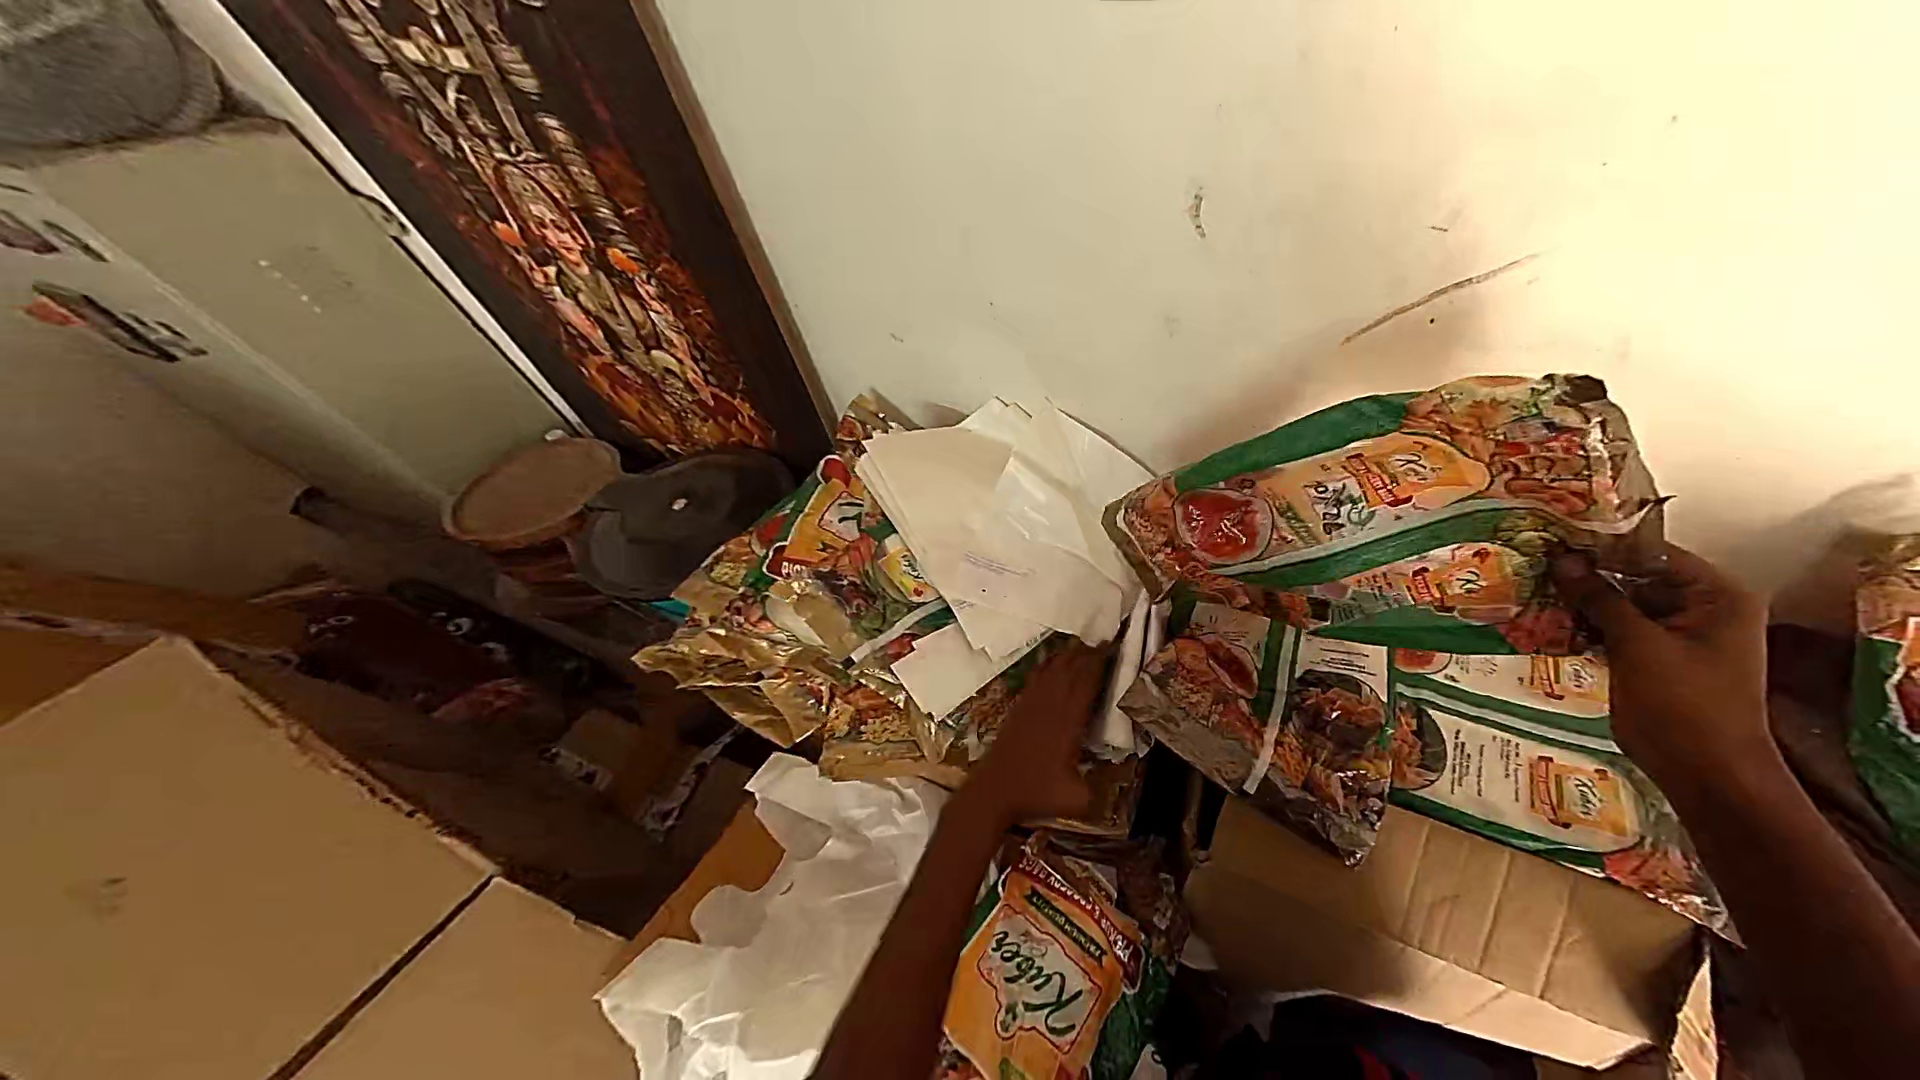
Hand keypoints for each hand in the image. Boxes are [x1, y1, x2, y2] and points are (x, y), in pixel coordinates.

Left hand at [963, 641, 1109, 826]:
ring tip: (1081, 645)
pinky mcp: (1017, 710)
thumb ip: (1097, 787)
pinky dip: (1045, 666)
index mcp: (1067, 723)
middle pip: (1069, 671)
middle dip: (1086, 654)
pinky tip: (1050, 661)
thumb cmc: (1035, 794)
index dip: (1098, 665)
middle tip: (1102, 643)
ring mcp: (1030, 706)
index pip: (1085, 684)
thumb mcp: (1077, 799)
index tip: (1112, 649)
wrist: (994, 791)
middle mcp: (1049, 708)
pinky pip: (1034, 679)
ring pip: (1051, 672)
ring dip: (1066, 656)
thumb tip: (1114, 778)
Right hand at [1551, 544, 1773, 790]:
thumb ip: (1599, 598)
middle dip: (1583, 571)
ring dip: (1574, 597)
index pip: (1653, 553)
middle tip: (1531, 559)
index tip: (1553, 535)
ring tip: (1526, 584)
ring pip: (1613, 600)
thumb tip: (1560, 558)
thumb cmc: (1686, 702)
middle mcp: (1696, 607)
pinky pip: (1606, 625)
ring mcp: (1668, 632)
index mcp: (1716, 596)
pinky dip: (1577, 621)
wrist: (1701, 768)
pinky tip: (1538, 615)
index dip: (1604, 543)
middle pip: (1630, 575)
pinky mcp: (1643, 652)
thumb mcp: (1639, 644)